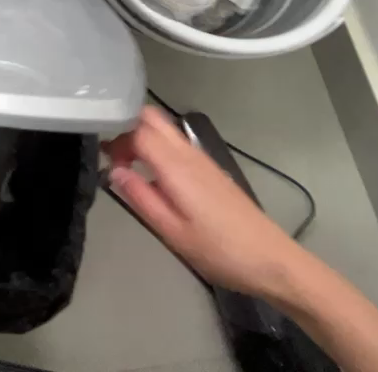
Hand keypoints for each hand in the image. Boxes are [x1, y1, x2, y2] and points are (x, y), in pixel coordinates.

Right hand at [103, 105, 308, 301]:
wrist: (273, 260)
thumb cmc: (220, 250)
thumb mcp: (172, 232)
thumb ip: (140, 197)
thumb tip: (113, 171)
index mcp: (176, 165)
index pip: (136, 129)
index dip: (114, 137)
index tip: (104, 159)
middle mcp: (188, 152)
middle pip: (151, 116)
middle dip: (126, 125)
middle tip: (112, 153)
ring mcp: (201, 157)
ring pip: (164, 126)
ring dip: (141, 134)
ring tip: (127, 162)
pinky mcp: (210, 168)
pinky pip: (175, 141)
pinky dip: (157, 144)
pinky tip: (153, 173)